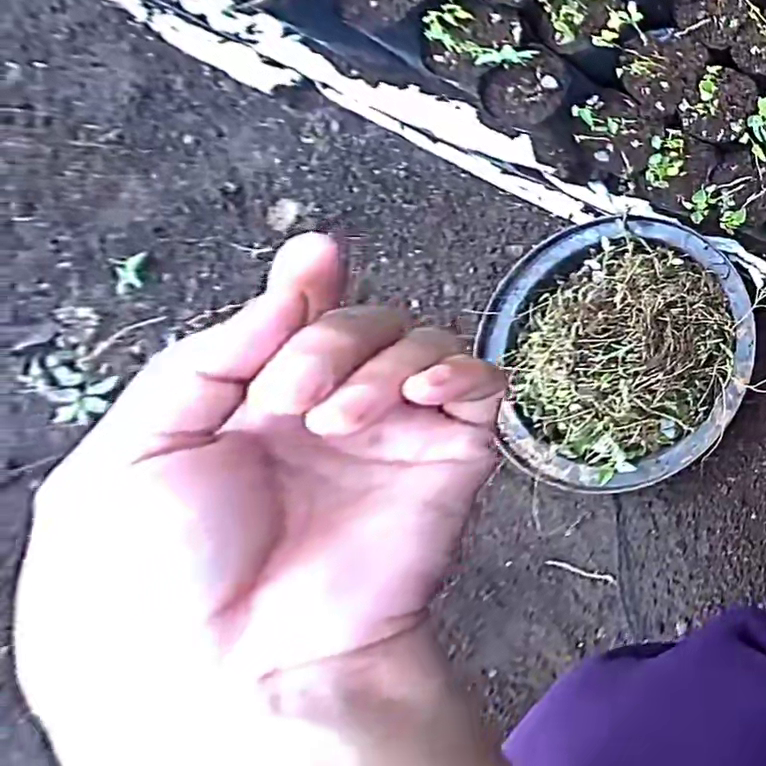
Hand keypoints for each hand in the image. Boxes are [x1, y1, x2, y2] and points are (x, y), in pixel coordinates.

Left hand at [16, 234, 505, 764]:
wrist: (234, 664)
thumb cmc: (155, 586)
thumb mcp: (126, 464)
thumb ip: (206, 363)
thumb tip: (290, 289)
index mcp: (255, 411)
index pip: (301, 323)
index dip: (311, 284)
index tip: (318, 254)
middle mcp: (335, 410)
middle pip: (370, 323)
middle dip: (332, 340)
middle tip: (292, 396)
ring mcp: (400, 428)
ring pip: (430, 343)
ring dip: (388, 362)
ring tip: (341, 418)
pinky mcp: (457, 448)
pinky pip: (486, 383)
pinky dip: (464, 372)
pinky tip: (426, 392)